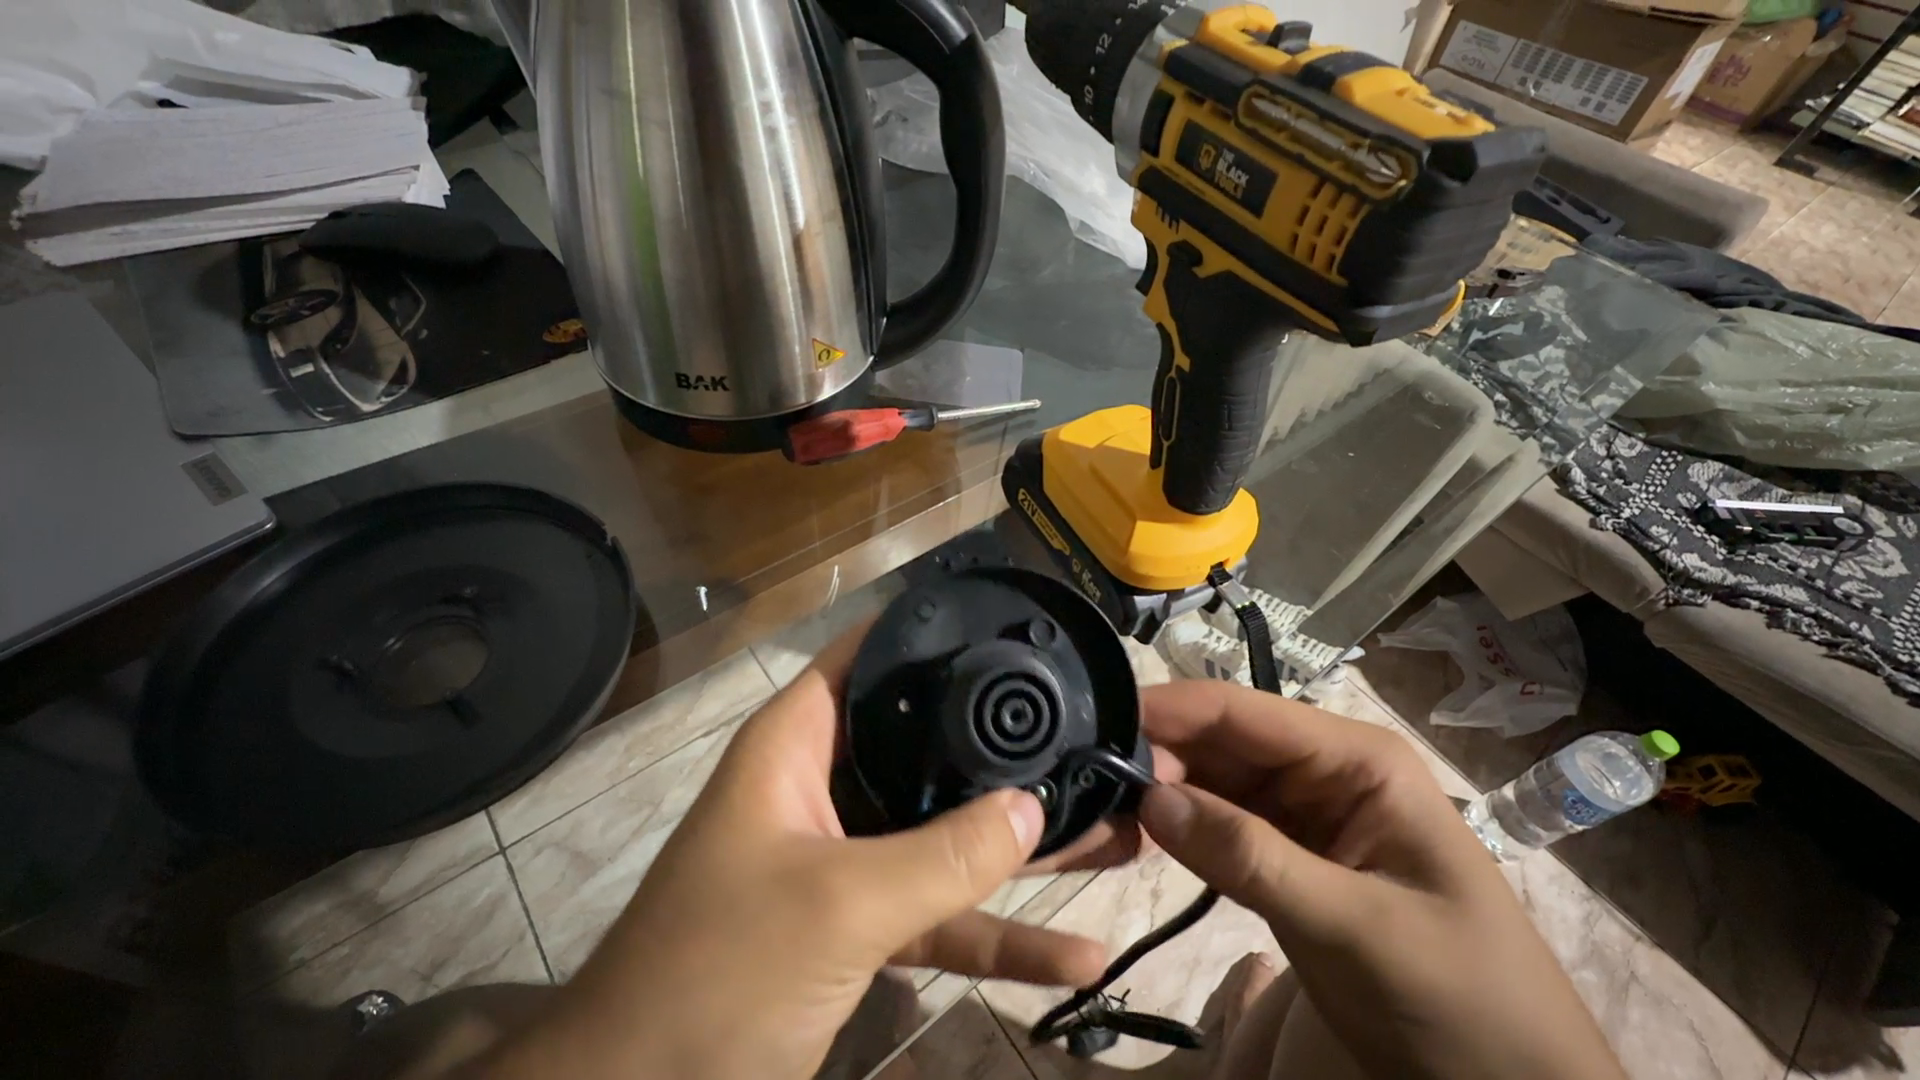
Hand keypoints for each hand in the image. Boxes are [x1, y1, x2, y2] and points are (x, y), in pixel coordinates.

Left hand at [469, 624, 1112, 1079]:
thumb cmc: (719, 974)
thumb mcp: (837, 905)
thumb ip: (942, 856)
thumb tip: (1034, 806)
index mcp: (796, 745)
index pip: (869, 658)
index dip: (936, 635)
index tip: (1019, 631)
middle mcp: (824, 788)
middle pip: (925, 749)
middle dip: (1003, 750)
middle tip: (1092, 736)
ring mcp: (846, 861)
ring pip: (945, 836)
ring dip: (1021, 847)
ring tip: (1114, 834)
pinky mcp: (861, 927)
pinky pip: (942, 916)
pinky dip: (999, 933)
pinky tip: (1075, 956)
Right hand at [1134, 680, 1626, 1079]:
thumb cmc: (1459, 996)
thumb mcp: (1354, 926)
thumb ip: (1250, 858)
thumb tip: (1149, 796)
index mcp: (1356, 760)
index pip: (1245, 713)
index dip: (1170, 712)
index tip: (1095, 723)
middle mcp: (1323, 773)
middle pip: (1221, 744)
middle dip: (1155, 755)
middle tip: (1081, 776)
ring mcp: (1302, 818)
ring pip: (1212, 784)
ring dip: (1157, 793)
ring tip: (1092, 803)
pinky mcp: (1285, 860)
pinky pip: (1218, 830)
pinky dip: (1175, 833)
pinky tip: (1129, 836)